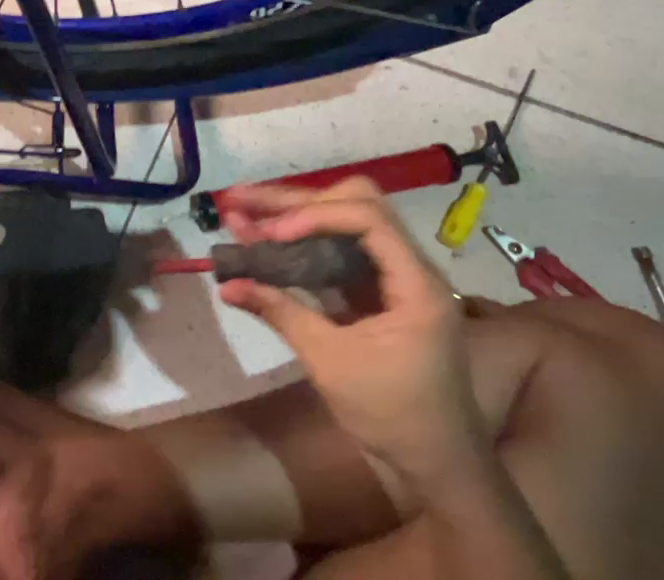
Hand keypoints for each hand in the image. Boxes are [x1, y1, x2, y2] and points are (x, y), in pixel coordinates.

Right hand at [216, 178, 487, 497]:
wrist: (435, 463)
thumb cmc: (392, 413)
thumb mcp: (331, 362)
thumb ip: (282, 313)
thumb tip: (228, 285)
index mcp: (415, 282)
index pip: (367, 217)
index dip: (314, 215)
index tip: (272, 234)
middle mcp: (409, 268)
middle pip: (352, 206)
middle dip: (294, 202)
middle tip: (241, 201)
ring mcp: (392, 278)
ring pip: (341, 225)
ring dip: (292, 218)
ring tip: (239, 215)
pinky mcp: (375, 293)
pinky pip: (336, 253)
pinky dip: (300, 246)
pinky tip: (263, 245)